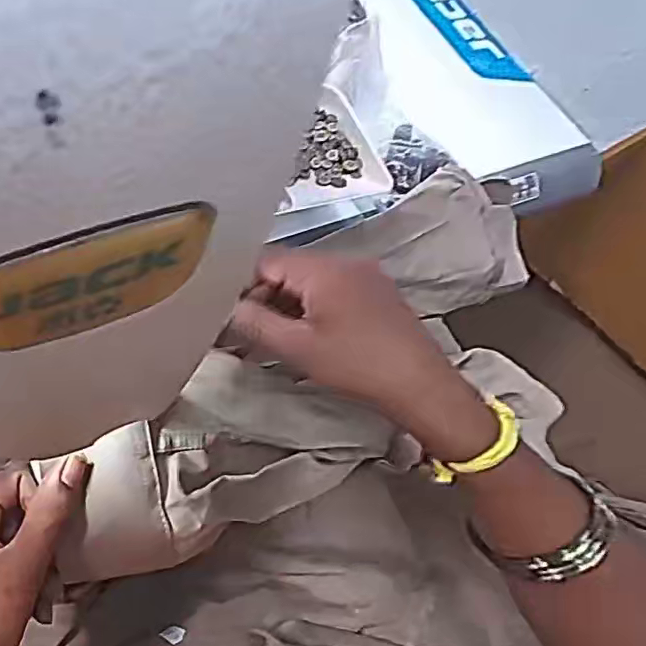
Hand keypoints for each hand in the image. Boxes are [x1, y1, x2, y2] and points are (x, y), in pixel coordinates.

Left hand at [0, 457, 89, 645]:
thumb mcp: (24, 565)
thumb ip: (51, 512)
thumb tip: (72, 466)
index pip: (15, 481)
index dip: (44, 507)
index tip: (56, 542)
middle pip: (14, 508)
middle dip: (43, 540)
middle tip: (53, 573)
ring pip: (12, 535)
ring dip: (37, 560)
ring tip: (44, 594)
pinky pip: (1, 555)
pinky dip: (23, 573)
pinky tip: (34, 601)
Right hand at [225, 249, 497, 461]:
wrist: (419, 384)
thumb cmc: (356, 364)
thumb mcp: (296, 347)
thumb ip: (255, 323)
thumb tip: (228, 308)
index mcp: (323, 268)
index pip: (265, 261)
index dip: (240, 285)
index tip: (226, 312)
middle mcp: (344, 262)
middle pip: (287, 270)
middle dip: (262, 298)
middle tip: (244, 331)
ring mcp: (363, 276)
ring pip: (307, 283)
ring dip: (284, 307)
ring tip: (270, 340)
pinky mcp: (374, 294)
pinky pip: (329, 292)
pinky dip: (308, 310)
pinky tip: (301, 338)